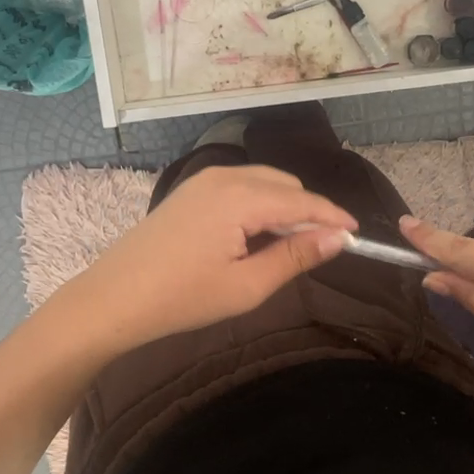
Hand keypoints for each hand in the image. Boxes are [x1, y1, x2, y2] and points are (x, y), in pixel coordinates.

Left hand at [53, 165, 354, 350]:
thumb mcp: (247, 285)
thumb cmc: (182, 298)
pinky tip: (255, 237)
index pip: (303, 200)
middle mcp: (225, 176)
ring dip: (284, 207)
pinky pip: (241, 186)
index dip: (333, 217)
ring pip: (264, 182)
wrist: (115, 297)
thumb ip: (296, 256)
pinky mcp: (191, 190)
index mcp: (240, 197)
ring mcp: (204, 179)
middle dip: (309, 211)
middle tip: (319, 250)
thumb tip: (338, 237)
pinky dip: (260, 204)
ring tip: (288, 247)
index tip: (358, 236)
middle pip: (286, 184)